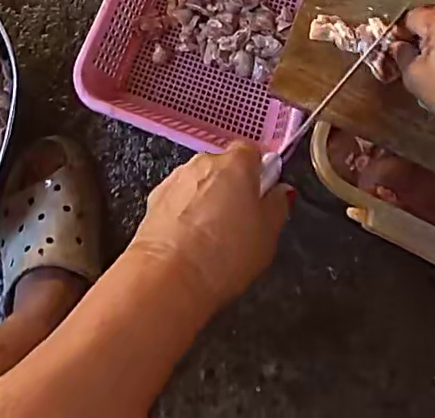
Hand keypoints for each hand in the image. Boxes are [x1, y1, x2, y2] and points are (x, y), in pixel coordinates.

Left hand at [128, 143, 290, 309]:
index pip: (253, 153)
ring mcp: (177, 179)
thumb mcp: (268, 235)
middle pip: (225, 167)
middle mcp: (205, 162)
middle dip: (232, 188)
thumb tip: (280, 193)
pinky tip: (189, 245)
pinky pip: (178, 201)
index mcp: (237, 162)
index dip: (259, 174)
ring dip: (206, 202)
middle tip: (240, 223)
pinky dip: (184, 216)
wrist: (166, 281)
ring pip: (200, 184)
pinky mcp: (154, 200)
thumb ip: (278, 205)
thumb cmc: (221, 256)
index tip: (262, 197)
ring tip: (211, 240)